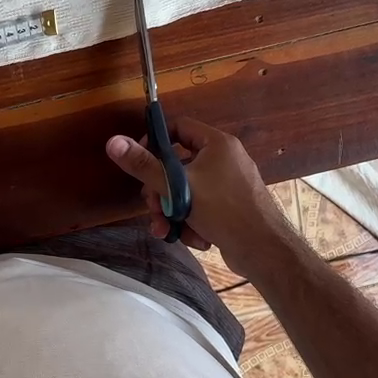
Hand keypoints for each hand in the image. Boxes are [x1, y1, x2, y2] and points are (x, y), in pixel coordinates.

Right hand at [104, 118, 292, 261]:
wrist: (264, 250)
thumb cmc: (223, 210)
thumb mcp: (177, 187)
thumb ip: (144, 165)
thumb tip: (113, 141)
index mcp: (217, 144)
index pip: (178, 127)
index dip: (154, 142)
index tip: (140, 163)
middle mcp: (225, 159)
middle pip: (178, 165)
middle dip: (161, 191)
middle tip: (155, 208)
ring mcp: (229, 183)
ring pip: (186, 190)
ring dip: (173, 211)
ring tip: (168, 230)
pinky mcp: (231, 205)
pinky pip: (201, 206)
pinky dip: (192, 221)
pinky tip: (193, 237)